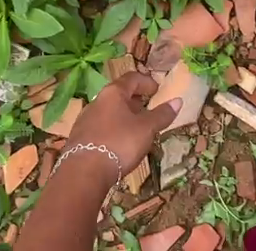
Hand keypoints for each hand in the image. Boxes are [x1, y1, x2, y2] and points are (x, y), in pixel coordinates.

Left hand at [62, 73, 180, 187]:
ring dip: (121, 118)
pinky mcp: (77, 141)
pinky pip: (98, 129)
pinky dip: (110, 132)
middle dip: (134, 101)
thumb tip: (178, 101)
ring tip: (134, 130)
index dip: (146, 82)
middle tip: (147, 110)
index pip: (131, 78)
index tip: (156, 90)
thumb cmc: (118, 144)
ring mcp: (83, 122)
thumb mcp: (146, 129)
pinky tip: (117, 146)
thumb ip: (162, 115)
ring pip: (107, 113)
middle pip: (118, 95)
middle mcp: (96, 102)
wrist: (82, 176)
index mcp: (113, 93)